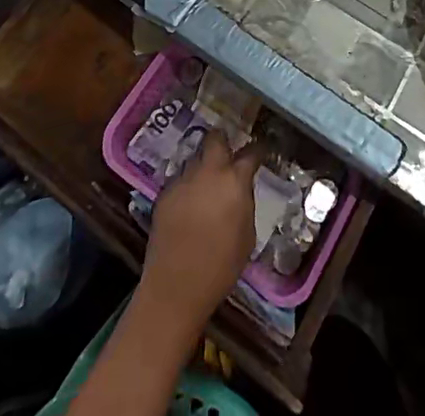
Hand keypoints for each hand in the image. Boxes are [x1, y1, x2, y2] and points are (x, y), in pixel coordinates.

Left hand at [140, 134, 259, 325]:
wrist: (176, 286)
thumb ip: (244, 203)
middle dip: (223, 141)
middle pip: (215, 139)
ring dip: (204, 166)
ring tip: (208, 182)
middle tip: (229, 153)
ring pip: (195, 159)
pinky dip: (188, 186)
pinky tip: (190, 203)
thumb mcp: (247, 234)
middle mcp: (208, 173)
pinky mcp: (164, 194)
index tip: (260, 150)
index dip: (258, 150)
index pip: (250, 153)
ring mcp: (182, 181)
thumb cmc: (222, 266)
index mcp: (234, 181)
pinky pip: (180, 180)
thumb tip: (239, 191)